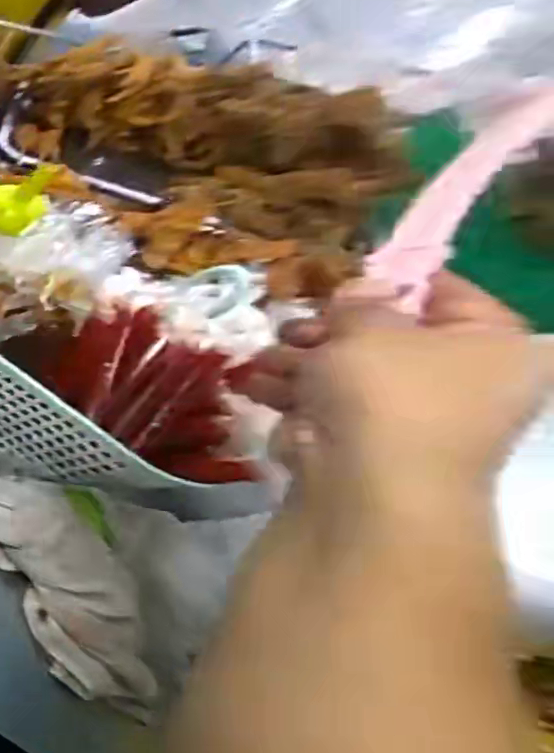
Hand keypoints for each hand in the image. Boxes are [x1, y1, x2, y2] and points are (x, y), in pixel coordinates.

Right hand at [280, 277, 547, 499]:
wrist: (366, 474)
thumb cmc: (388, 390)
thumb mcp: (370, 327)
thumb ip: (361, 300)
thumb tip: (363, 286)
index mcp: (492, 344)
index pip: (446, 293)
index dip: (390, 281)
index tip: (339, 278)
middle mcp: (458, 374)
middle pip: (380, 330)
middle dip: (324, 327)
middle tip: (295, 328)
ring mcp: (405, 406)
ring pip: (336, 362)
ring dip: (292, 357)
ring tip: (268, 363)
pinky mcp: (355, 428)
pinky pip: (315, 394)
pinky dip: (284, 387)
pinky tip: (258, 385)